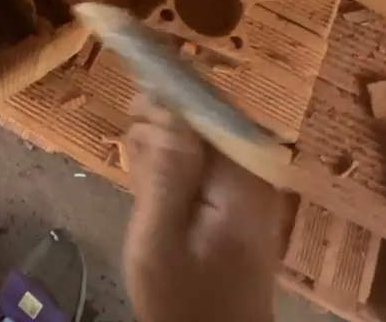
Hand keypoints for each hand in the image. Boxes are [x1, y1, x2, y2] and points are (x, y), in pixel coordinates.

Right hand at [123, 96, 280, 321]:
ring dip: (165, 142)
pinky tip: (155, 190)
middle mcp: (254, 176)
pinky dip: (174, 165)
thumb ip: (165, 170)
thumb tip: (165, 105)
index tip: (132, 87)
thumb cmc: (182, 305)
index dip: (169, 87)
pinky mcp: (239, 206)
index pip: (208, 104)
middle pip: (205, 116)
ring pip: (200, 137)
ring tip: (141, 175)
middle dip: (163, 119)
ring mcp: (249, 191)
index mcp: (241, 180)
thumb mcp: (159, 240)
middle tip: (131, 146)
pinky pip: (203, 162)